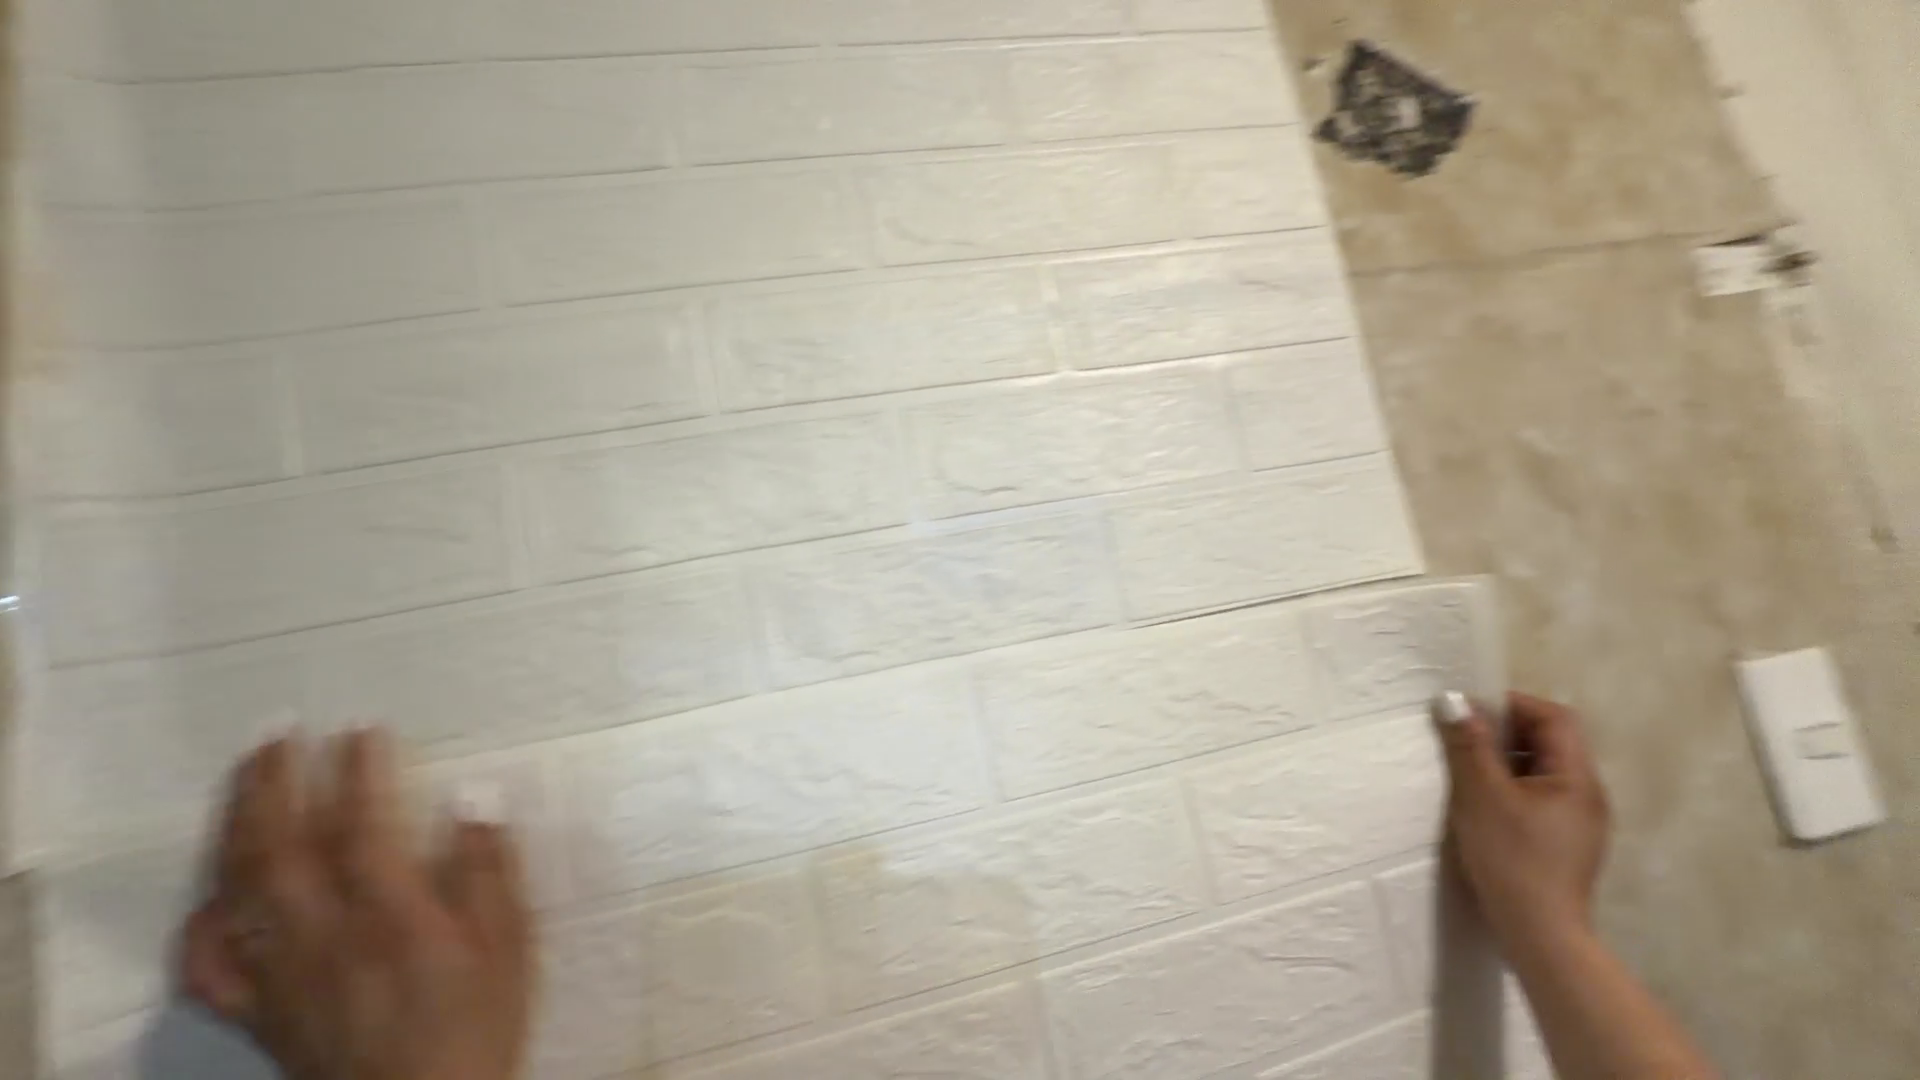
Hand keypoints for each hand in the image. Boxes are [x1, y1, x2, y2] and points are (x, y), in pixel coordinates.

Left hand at [179, 731, 534, 1079]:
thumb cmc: (479, 1019)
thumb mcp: (509, 942)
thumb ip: (488, 869)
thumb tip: (477, 796)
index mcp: (390, 918)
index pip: (360, 829)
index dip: (357, 773)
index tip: (361, 728)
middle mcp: (322, 938)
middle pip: (279, 850)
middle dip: (272, 784)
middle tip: (277, 731)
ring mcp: (282, 976)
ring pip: (237, 894)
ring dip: (235, 827)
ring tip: (245, 779)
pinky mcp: (262, 1013)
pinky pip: (210, 968)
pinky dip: (201, 923)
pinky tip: (214, 894)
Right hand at [1433, 691, 1611, 954]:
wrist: (1538, 931)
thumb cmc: (1511, 856)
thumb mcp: (1481, 794)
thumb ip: (1469, 744)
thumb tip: (1453, 699)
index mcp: (1576, 777)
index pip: (1555, 717)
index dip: (1513, 704)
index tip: (1471, 711)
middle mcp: (1587, 793)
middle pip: (1551, 741)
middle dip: (1506, 730)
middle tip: (1462, 736)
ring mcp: (1578, 820)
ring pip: (1542, 769)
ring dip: (1505, 758)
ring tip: (1466, 767)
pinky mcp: (1563, 840)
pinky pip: (1538, 794)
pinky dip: (1509, 784)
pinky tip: (1482, 801)